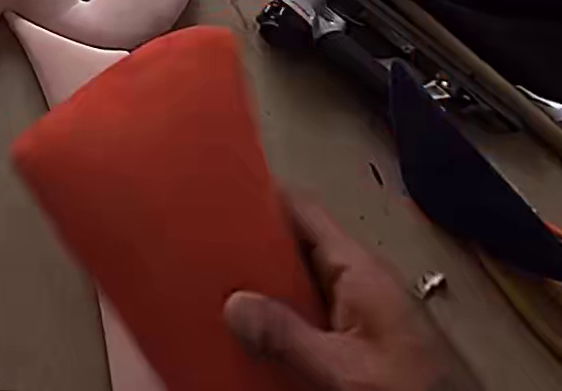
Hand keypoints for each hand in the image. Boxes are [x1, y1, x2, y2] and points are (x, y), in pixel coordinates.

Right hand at [225, 195, 447, 390]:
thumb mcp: (349, 375)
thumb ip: (289, 337)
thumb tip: (232, 303)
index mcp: (359, 270)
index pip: (301, 209)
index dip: (259, 192)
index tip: (216, 189)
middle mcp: (356, 283)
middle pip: (292, 245)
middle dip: (250, 245)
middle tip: (202, 243)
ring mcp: (357, 317)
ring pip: (296, 284)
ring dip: (261, 287)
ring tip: (213, 284)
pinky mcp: (358, 348)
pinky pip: (307, 318)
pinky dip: (278, 320)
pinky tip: (249, 332)